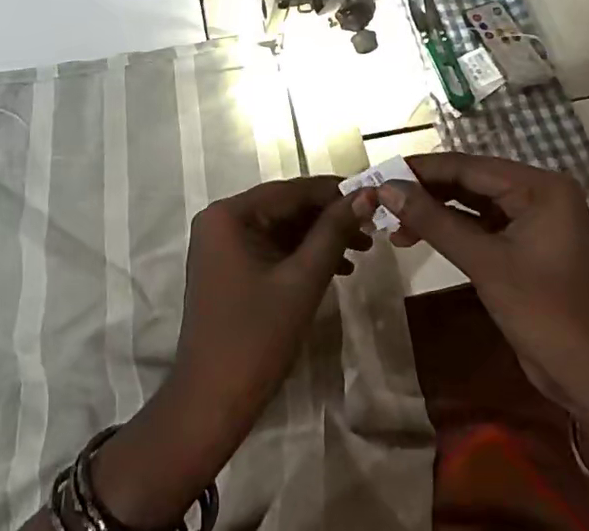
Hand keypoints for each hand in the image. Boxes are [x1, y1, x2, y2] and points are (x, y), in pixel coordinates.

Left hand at [86, 177, 370, 528]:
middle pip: (284, 207)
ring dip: (319, 237)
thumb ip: (333, 232)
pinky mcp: (228, 266)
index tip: (375, 192)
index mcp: (229, 214)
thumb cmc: (257, 336)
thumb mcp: (302, 280)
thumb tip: (366, 194)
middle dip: (329, 216)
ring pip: (280, 227)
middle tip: (374, 225)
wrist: (214, 398)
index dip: (334, 190)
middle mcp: (220, 220)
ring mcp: (221, 244)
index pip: (290, 190)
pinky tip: (338, 268)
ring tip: (364, 248)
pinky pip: (271, 247)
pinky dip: (302, 255)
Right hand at [361, 155, 588, 477]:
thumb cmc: (550, 315)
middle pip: (469, 182)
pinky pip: (481, 228)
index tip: (377, 173)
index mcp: (540, 188)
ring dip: (433, 212)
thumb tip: (385, 188)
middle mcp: (539, 196)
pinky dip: (450, 231)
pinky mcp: (526, 249)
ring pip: (471, 205)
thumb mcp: (486, 264)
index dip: (420, 169)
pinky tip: (417, 237)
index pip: (468, 166)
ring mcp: (534, 223)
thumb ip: (434, 221)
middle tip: (378, 198)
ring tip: (390, 223)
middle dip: (424, 191)